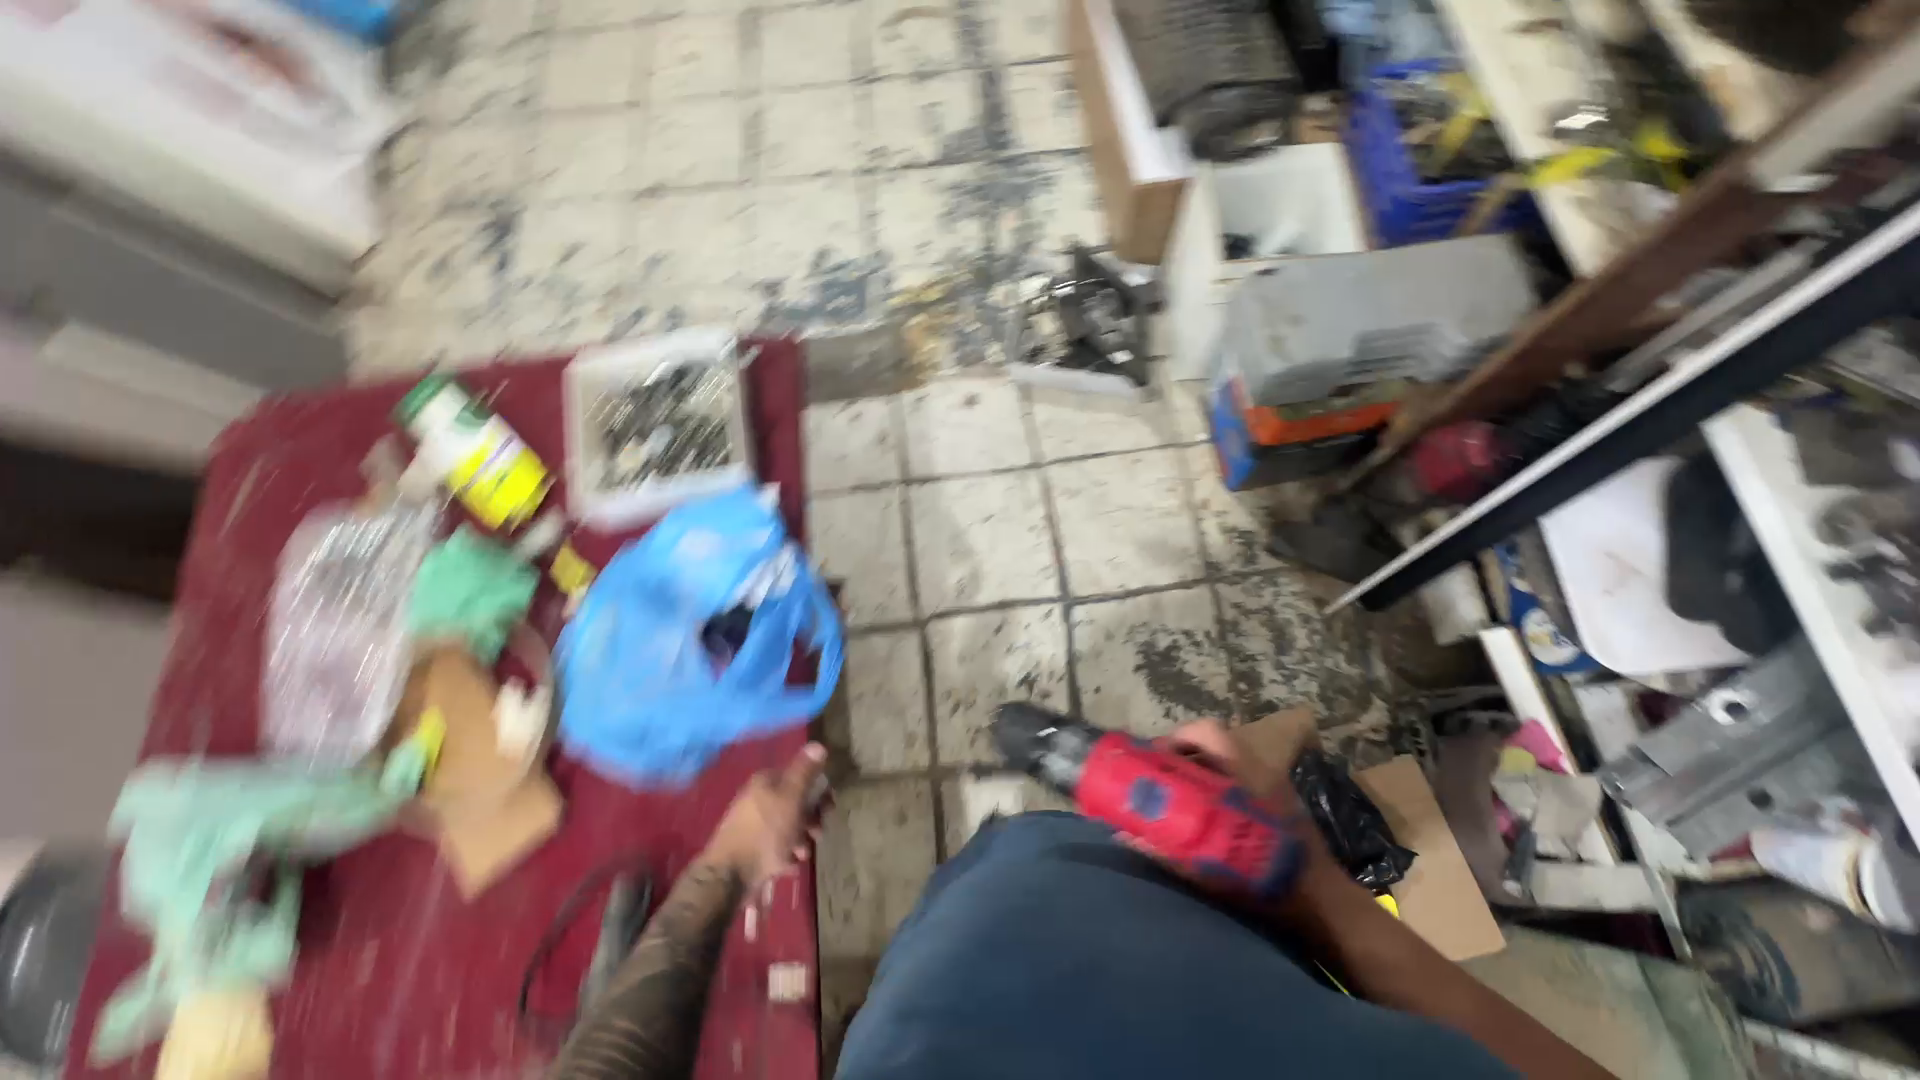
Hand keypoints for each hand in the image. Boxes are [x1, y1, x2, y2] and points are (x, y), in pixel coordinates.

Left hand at [701, 743, 828, 887]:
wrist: (729, 874)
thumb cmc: (765, 832)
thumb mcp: (790, 797)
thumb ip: (805, 772)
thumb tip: (818, 744)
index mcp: (766, 781)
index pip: (801, 776)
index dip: (819, 791)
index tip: (829, 808)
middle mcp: (758, 798)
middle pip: (796, 803)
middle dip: (811, 819)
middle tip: (817, 833)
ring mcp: (754, 824)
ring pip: (789, 827)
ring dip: (801, 840)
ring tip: (801, 854)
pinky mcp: (751, 848)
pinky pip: (777, 847)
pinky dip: (786, 855)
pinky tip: (787, 866)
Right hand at [1161, 720, 1342, 905]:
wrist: (1325, 906)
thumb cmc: (1268, 884)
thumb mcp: (1211, 871)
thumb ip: (1167, 850)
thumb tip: (1126, 835)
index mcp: (1247, 777)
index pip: (1208, 733)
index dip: (1176, 739)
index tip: (1154, 761)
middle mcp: (1263, 772)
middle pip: (1216, 744)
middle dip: (1184, 756)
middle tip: (1161, 779)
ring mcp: (1277, 786)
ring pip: (1230, 762)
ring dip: (1202, 771)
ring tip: (1179, 798)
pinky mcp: (1285, 803)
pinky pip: (1244, 779)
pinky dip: (1221, 787)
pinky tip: (1209, 817)